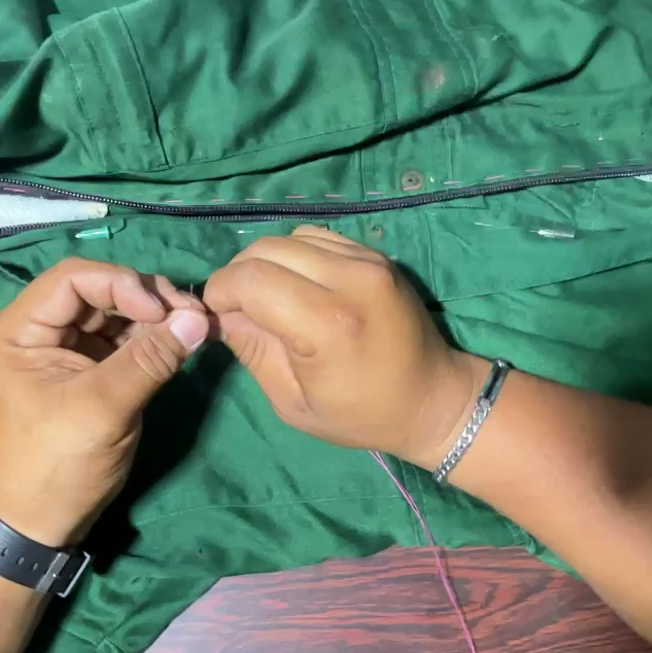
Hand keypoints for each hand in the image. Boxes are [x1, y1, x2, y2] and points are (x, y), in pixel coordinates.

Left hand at [0, 259, 209, 546]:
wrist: (39, 524)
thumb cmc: (56, 466)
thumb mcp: (102, 410)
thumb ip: (149, 361)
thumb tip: (200, 319)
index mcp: (21, 330)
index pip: (74, 279)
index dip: (121, 285)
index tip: (162, 312)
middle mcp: (40, 330)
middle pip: (98, 290)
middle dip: (145, 298)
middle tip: (191, 316)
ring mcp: (66, 349)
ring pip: (115, 313)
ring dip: (154, 317)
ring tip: (193, 327)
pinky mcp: (90, 370)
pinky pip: (123, 340)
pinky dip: (152, 338)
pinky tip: (180, 342)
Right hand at [202, 226, 486, 468]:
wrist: (433, 399)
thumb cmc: (360, 414)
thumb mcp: (292, 401)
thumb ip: (252, 350)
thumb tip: (218, 315)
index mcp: (326, 323)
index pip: (250, 279)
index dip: (221, 292)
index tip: (217, 316)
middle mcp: (348, 279)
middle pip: (265, 250)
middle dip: (239, 276)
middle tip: (239, 309)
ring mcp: (366, 260)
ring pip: (289, 238)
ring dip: (267, 263)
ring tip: (270, 298)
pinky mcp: (375, 254)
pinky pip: (317, 238)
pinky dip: (296, 256)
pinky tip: (300, 286)